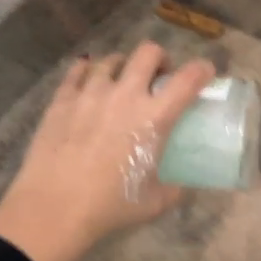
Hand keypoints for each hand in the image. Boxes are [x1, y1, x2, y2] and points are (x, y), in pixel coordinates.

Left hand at [0, 41, 216, 260]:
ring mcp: (90, 93)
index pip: (188, 80)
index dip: (202, 70)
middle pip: (148, 53)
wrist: (55, 207)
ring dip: (122, 66)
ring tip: (119, 82)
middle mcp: (125, 95)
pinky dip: (87, 71)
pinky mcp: (62, 99)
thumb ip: (173, 188)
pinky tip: (88, 81)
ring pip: (111, 60)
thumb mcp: (154, 202)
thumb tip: (179, 185)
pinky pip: (77, 71)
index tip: (205, 72)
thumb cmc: (110, 206)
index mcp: (154, 118)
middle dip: (160, 58)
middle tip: (158, 75)